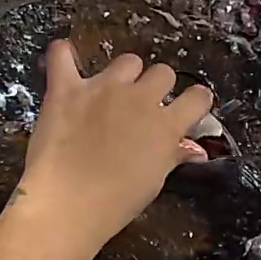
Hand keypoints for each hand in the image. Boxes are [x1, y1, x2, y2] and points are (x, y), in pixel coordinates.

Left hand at [18, 41, 213, 253]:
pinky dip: (64, 55)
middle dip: (158, 87)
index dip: (196, 102)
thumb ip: (174, 156)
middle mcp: (140, 98)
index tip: (190, 108)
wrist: (68, 203)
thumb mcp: (155, 180)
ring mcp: (103, 89)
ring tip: (112, 93)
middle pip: (163, 73)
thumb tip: (195, 150)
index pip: (198, 97)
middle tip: (145, 108)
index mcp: (167, 124)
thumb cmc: (119, 200)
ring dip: (125, 75)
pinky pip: (63, 56)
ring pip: (127, 61)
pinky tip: (65, 59)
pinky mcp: (67, 89)